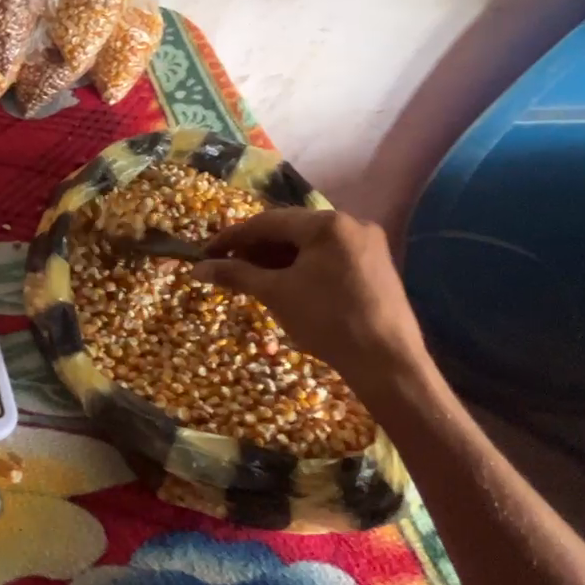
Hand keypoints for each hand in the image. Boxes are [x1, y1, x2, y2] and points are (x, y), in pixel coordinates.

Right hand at [190, 208, 429, 386]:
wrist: (387, 362)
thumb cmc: (327, 320)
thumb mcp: (274, 293)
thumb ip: (235, 274)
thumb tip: (197, 268)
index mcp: (326, 224)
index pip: (266, 222)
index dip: (231, 238)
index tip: (205, 253)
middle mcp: (350, 223)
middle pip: (289, 229)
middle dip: (254, 248)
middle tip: (227, 266)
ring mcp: (366, 243)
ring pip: (308, 242)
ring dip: (276, 257)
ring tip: (251, 277)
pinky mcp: (374, 264)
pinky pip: (327, 255)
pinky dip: (300, 265)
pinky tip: (283, 282)